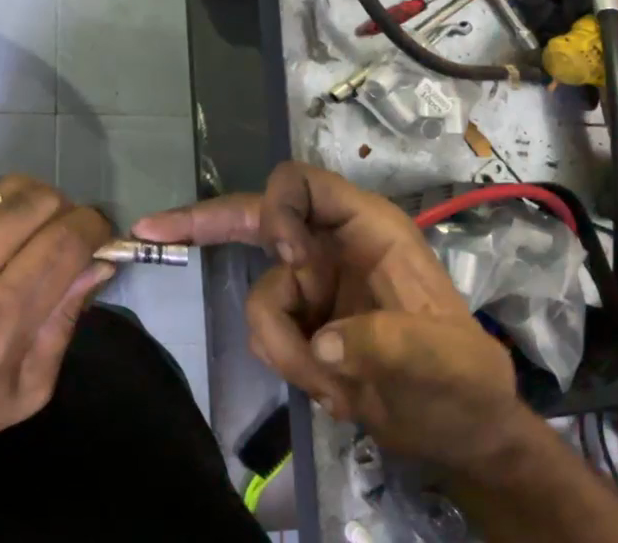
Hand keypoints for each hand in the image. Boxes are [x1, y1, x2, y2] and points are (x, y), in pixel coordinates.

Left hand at [0, 176, 115, 467]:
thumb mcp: (28, 389)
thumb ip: (66, 319)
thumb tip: (100, 262)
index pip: (64, 241)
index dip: (95, 230)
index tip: (103, 240)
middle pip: (41, 202)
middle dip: (69, 214)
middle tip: (70, 241)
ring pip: (10, 187)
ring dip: (37, 204)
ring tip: (37, 235)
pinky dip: (2, 205)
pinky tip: (0, 235)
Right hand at [133, 162, 528, 471]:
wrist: (457, 432)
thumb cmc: (465, 382)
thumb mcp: (447, 362)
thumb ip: (391, 344)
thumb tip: (323, 345)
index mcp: (367, 230)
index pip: (302, 184)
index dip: (280, 209)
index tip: (289, 257)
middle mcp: (330, 246)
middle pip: (253, 216)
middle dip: (204, 222)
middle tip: (152, 229)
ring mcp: (311, 284)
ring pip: (258, 294)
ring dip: (282, 343)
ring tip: (329, 387)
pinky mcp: (299, 320)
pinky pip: (262, 329)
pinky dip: (284, 361)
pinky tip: (327, 390)